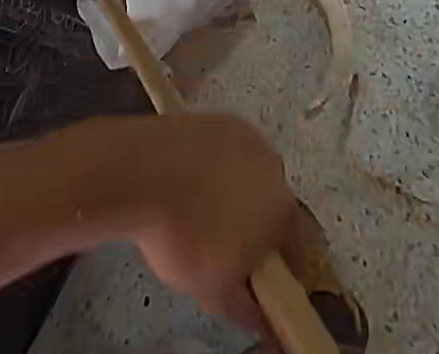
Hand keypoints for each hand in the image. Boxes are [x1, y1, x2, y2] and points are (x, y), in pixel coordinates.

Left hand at [66, 113, 293, 329]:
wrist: (143, 172)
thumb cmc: (181, 236)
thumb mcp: (215, 293)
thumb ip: (249, 311)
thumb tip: (265, 320)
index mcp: (283, 213)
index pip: (295, 252)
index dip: (279, 273)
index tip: (261, 284)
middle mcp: (275, 170)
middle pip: (273, 208)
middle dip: (255, 228)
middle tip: (224, 246)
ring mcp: (249, 138)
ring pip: (251, 176)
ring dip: (236, 192)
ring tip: (199, 210)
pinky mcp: (223, 119)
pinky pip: (228, 151)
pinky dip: (215, 165)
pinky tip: (190, 178)